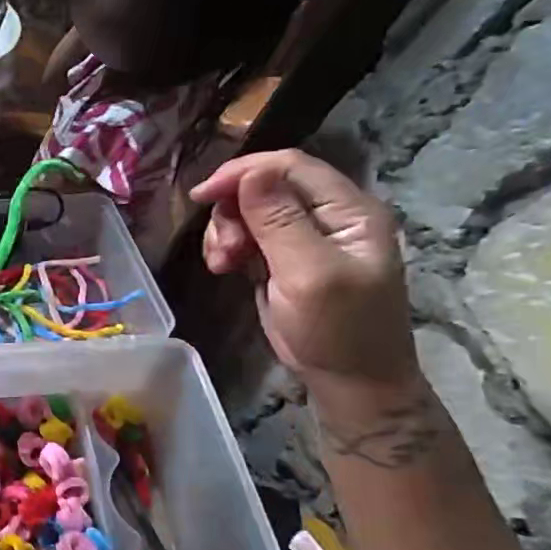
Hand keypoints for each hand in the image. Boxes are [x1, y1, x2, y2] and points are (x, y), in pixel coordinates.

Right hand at [189, 150, 417, 391]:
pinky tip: (223, 268)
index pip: (290, 167)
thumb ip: (280, 221)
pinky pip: (247, 235)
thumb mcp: (309, 275)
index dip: (243, 173)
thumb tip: (251, 172)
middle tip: (222, 250)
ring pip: (249, 210)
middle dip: (232, 210)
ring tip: (221, 264)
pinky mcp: (283, 258)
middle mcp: (327, 215)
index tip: (201, 196)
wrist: (349, 382)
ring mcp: (304, 237)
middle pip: (264, 186)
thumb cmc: (338, 330)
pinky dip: (228, 246)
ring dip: (226, 230)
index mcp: (348, 210)